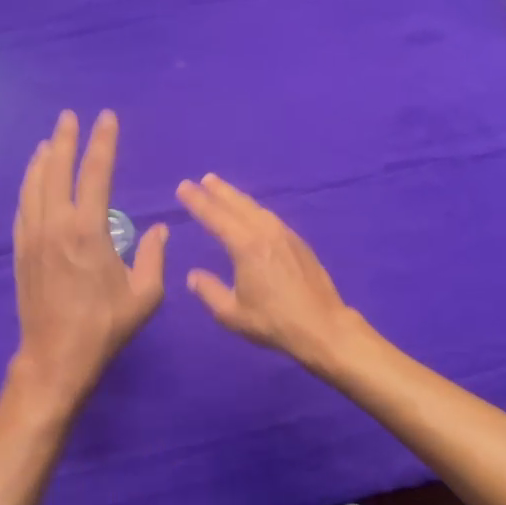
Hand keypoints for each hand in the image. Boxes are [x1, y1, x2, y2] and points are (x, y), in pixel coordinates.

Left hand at [10, 110, 166, 417]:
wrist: (55, 357)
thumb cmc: (104, 327)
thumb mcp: (145, 295)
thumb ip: (153, 257)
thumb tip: (159, 230)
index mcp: (88, 231)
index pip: (95, 173)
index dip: (102, 143)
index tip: (106, 119)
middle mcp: (56, 225)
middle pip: (56, 170)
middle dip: (64, 140)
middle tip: (69, 117)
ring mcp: (33, 237)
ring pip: (34, 186)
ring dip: (42, 159)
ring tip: (49, 141)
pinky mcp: (20, 251)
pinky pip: (23, 207)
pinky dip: (29, 186)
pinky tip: (33, 180)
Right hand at [176, 174, 358, 368]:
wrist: (322, 326)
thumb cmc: (273, 322)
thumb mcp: (231, 314)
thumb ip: (209, 291)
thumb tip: (193, 276)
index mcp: (245, 247)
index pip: (216, 217)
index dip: (198, 201)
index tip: (184, 187)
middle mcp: (265, 233)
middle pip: (238, 205)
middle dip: (219, 191)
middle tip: (204, 179)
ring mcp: (285, 235)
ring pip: (257, 208)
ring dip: (238, 197)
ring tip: (224, 190)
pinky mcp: (299, 243)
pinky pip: (270, 217)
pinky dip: (255, 209)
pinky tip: (253, 213)